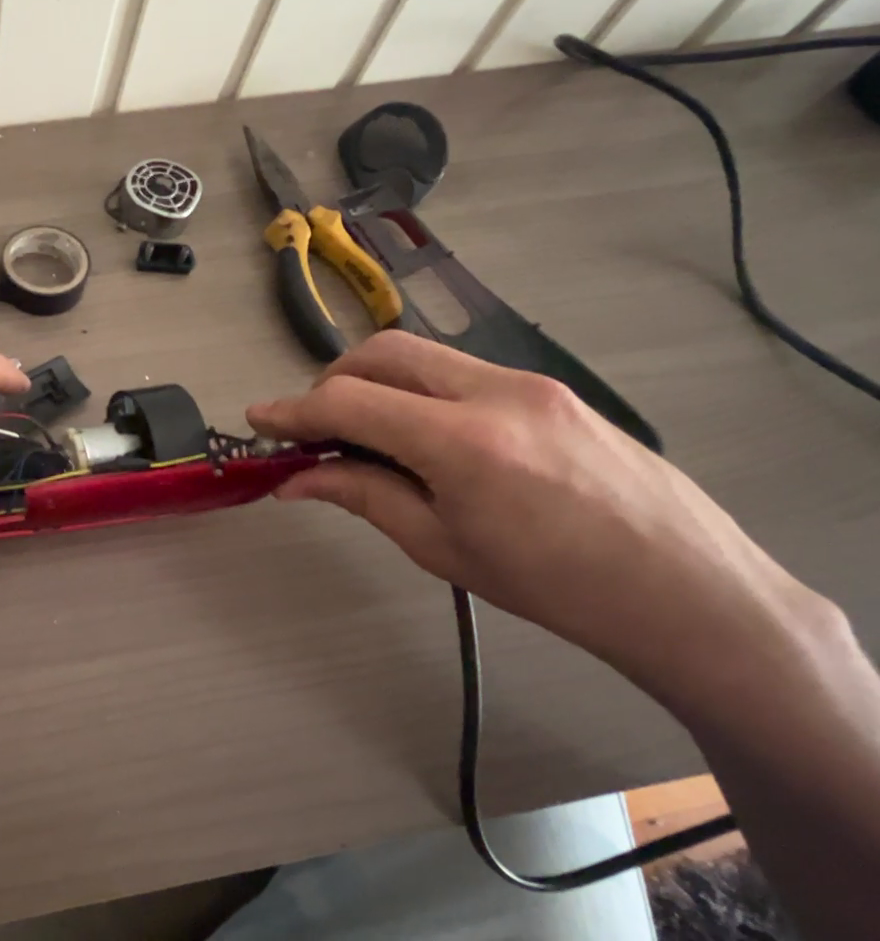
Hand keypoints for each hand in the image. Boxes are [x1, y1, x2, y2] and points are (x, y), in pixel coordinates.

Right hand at [245, 331, 812, 675]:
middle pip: (382, 353)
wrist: (689, 592)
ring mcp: (530, 384)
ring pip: (422, 356)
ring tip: (367, 437)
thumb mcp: (441, 547)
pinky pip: (461, 372)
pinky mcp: (552, 389)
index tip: (257, 421)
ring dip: (375, 383)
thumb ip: (362, 495)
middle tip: (315, 430)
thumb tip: (295, 480)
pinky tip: (424, 437)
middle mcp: (495, 393)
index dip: (292, 410)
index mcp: (462, 443)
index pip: (348, 402)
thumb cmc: (554, 586)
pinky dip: (418, 391)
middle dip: (332, 382)